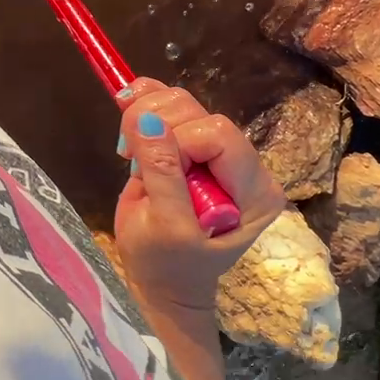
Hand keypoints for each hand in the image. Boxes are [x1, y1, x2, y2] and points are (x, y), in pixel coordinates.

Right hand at [113, 79, 284, 314]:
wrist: (160, 278)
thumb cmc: (168, 262)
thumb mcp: (167, 225)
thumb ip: (163, 172)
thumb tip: (147, 120)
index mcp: (253, 188)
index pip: (217, 134)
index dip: (178, 143)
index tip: (151, 173)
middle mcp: (240, 164)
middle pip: (195, 110)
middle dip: (154, 125)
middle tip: (130, 158)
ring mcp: (212, 151)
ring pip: (177, 101)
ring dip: (142, 116)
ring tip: (130, 152)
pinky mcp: (186, 141)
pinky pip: (164, 101)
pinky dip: (139, 102)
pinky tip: (127, 121)